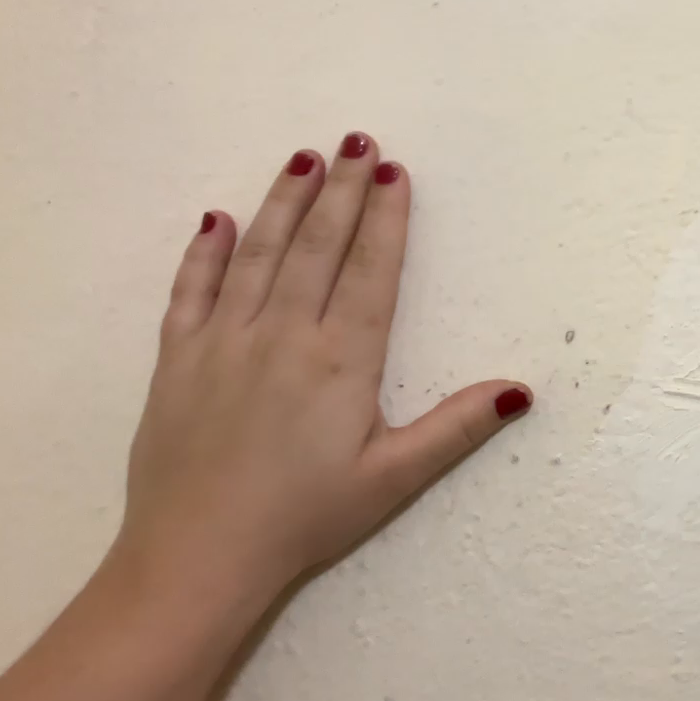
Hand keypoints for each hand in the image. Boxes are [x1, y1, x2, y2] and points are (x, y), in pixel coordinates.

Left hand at [118, 133, 531, 601]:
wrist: (193, 561)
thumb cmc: (305, 516)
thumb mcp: (394, 478)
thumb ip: (457, 427)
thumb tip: (521, 391)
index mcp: (341, 359)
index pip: (370, 270)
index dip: (385, 217)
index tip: (393, 171)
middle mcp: (283, 335)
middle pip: (317, 246)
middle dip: (342, 189)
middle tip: (358, 140)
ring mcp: (223, 342)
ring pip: (257, 255)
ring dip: (283, 202)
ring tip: (304, 158)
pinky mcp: (178, 360)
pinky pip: (190, 292)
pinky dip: (203, 252)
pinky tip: (217, 219)